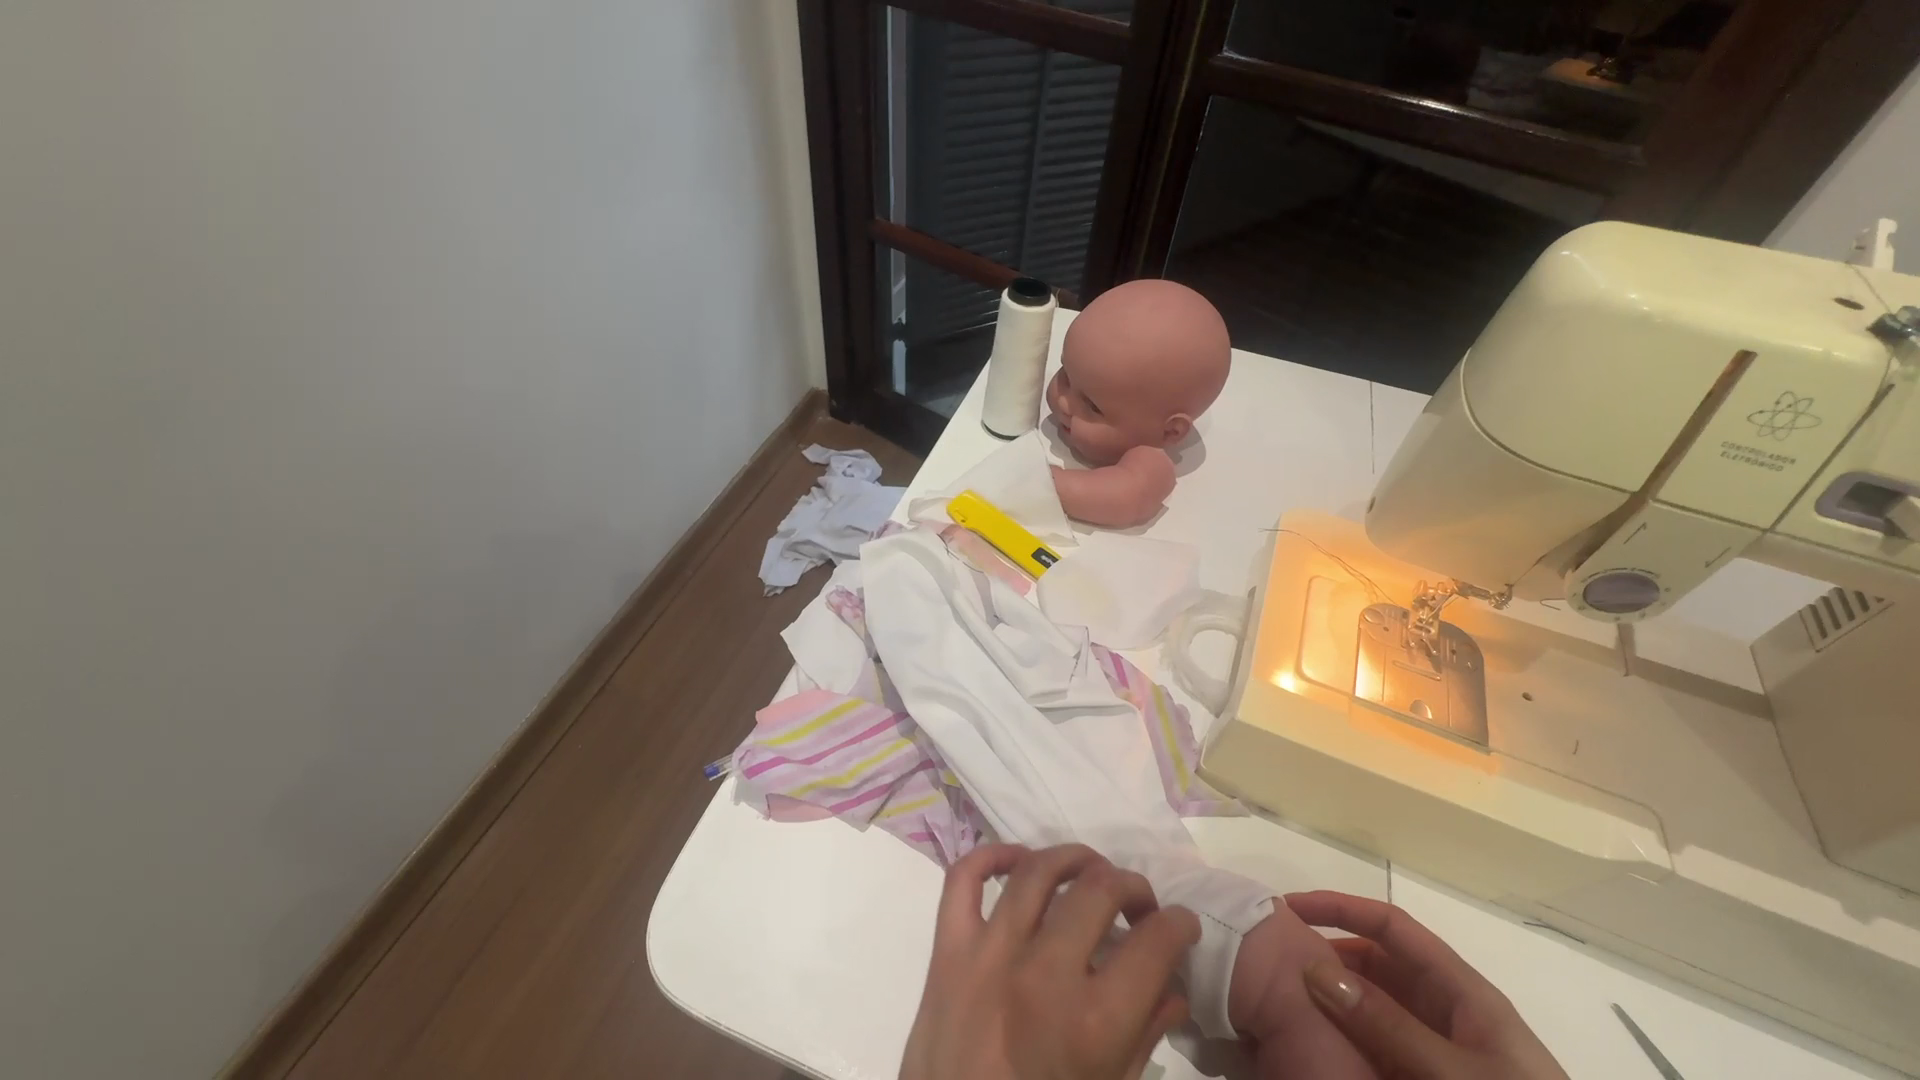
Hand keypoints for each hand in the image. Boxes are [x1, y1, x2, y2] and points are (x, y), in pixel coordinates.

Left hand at [899, 844, 1200, 1079]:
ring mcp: (989, 954)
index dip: (1180, 924)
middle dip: (1132, 886)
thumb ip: (1143, 1036)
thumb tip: (1173, 988)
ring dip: (1074, 858)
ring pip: (1037, 872)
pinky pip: (963, 880)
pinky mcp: (948, 950)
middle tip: (1138, 904)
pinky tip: (1017, 858)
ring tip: (1091, 870)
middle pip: (1100, 890)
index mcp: (1093, 1021)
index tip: (1180, 925)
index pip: (1156, 942)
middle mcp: (1044, 974)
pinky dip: (990, 855)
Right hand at [1286, 891, 1569, 1079]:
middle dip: (1329, 953)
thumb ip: (1388, 1026)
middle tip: (1278, 963)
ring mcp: (1442, 1044)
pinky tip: (1321, 1045)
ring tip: (1288, 1002)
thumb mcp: (1452, 1072)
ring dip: (1336, 996)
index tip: (1289, 907)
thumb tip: (1317, 972)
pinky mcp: (1430, 1073)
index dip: (1341, 907)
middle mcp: (1449, 1009)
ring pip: (1377, 1002)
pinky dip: (1349, 1033)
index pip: (1392, 926)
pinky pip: (1382, 1040)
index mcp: (1462, 991)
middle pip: (1379, 961)